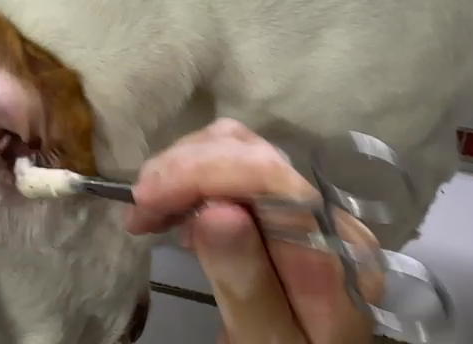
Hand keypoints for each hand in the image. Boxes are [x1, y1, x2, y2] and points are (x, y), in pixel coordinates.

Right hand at [126, 120, 380, 343]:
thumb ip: (248, 285)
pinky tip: (171, 212)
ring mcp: (302, 202)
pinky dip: (188, 177)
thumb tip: (216, 210)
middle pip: (246, 152)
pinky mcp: (277, 202)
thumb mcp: (266, 343)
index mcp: (333, 247)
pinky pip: (228, 164)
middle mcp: (324, 211)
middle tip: (139, 208)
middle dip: (182, 168)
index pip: (266, 176)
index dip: (198, 172)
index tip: (144, 199)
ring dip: (180, 168)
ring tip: (149, 210)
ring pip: (232, 147)